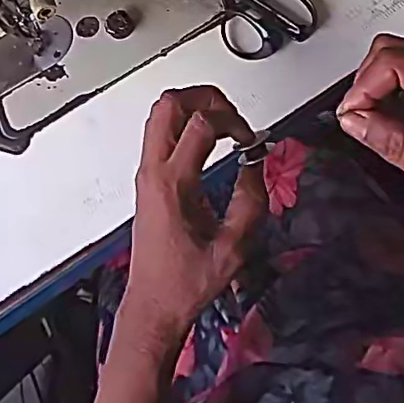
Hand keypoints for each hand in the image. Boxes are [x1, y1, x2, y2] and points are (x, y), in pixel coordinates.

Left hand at [120, 87, 266, 347]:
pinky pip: (159, 131)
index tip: (248, 139)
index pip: (199, 124)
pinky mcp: (146, 178)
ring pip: (159, 112)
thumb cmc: (185, 282)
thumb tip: (257, 165)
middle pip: (169, 104)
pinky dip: (184, 121)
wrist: (153, 305)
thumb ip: (251, 202)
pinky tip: (207, 137)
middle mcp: (153, 171)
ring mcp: (146, 172)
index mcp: (172, 184)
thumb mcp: (233, 249)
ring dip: (192, 106)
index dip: (231, 121)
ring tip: (221, 120)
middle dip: (205, 97)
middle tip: (231, 113)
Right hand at [336, 35, 403, 254]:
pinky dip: (394, 91)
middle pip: (393, 50)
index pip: (395, 61)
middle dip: (366, 82)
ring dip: (379, 86)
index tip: (352, 116)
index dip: (363, 87)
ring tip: (375, 124)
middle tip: (358, 119)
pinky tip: (396, 123)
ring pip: (400, 57)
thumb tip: (354, 122)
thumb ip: (396, 146)